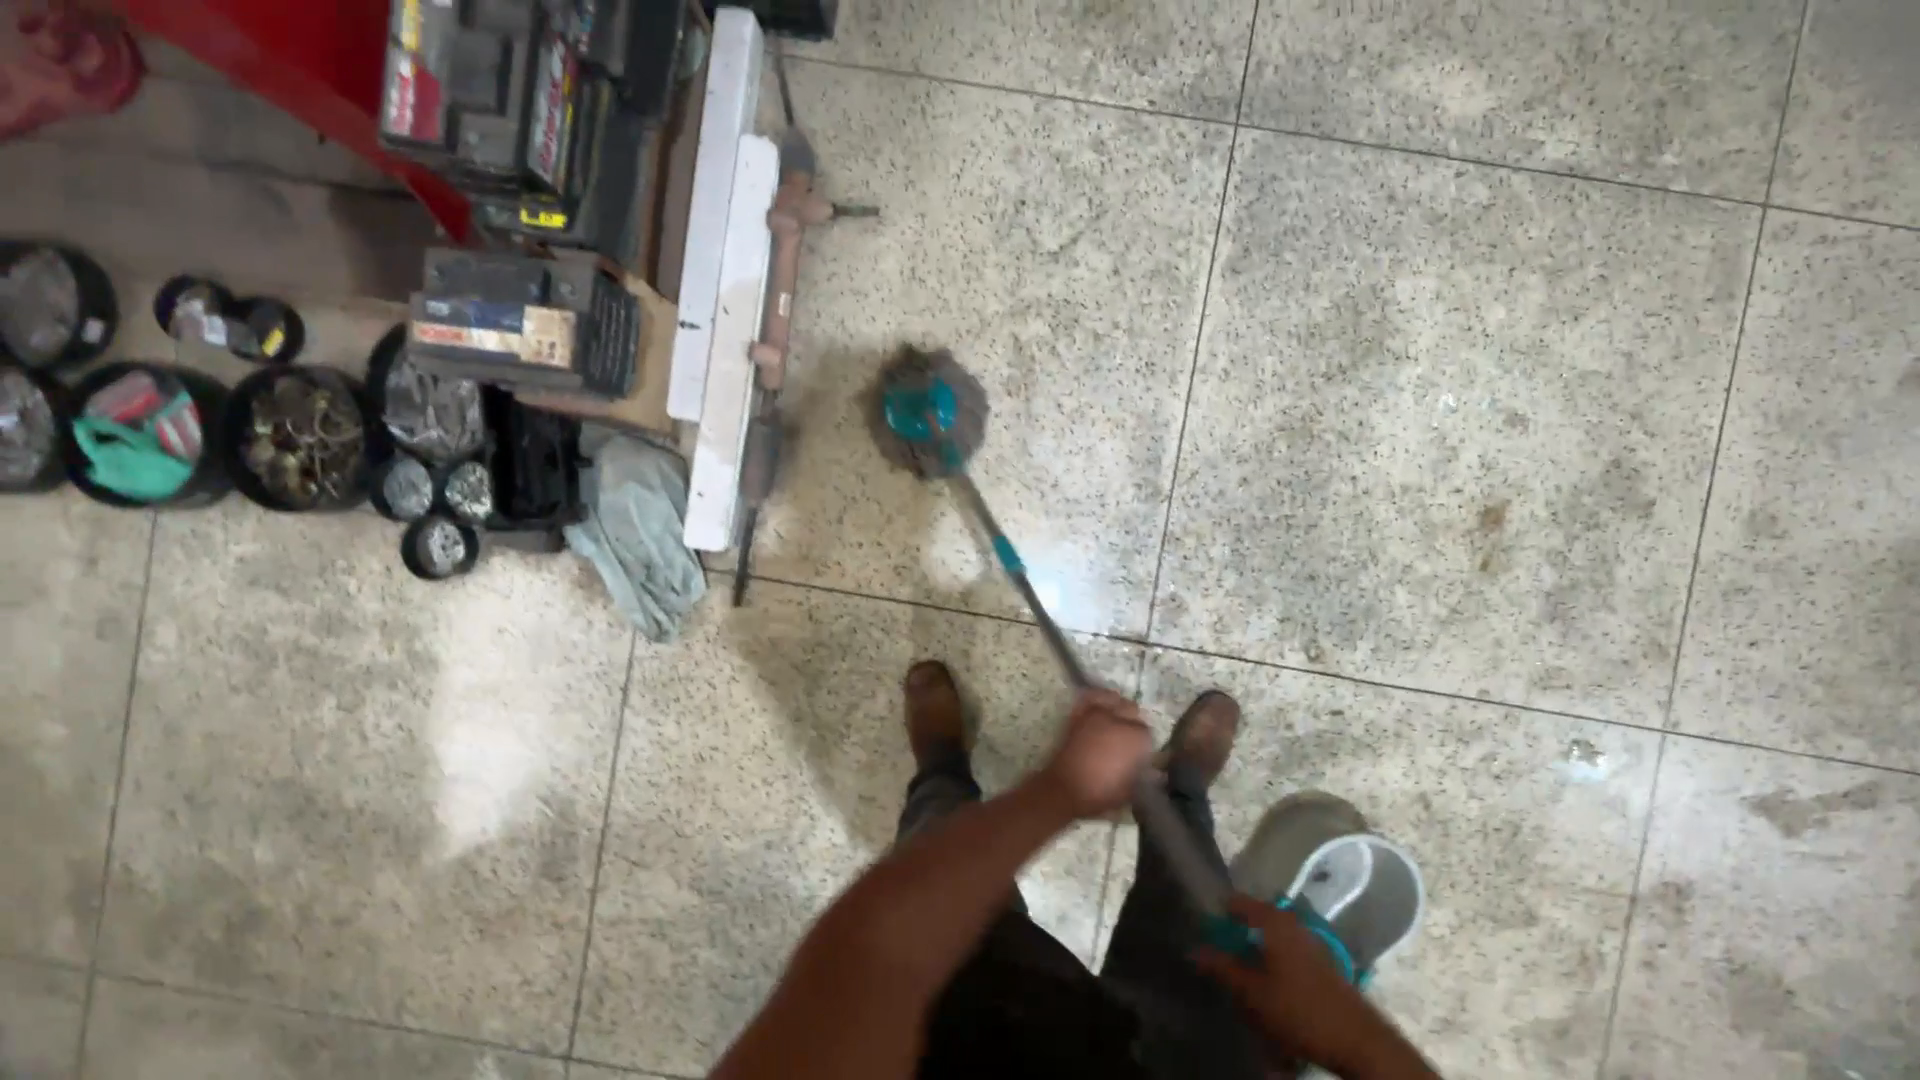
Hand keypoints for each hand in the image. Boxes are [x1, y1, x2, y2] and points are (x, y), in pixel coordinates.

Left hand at [1036, 687, 1151, 818]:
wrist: (1066, 788)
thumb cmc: (1101, 793)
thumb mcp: (1131, 790)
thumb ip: (1142, 772)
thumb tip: (1148, 766)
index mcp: (1136, 737)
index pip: (1147, 731)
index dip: (1143, 742)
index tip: (1138, 751)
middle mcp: (1119, 719)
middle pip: (1132, 711)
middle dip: (1132, 722)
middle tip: (1127, 737)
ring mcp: (1097, 713)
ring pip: (1114, 699)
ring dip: (1117, 707)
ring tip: (1115, 720)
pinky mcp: (1079, 714)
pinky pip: (1092, 697)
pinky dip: (1098, 698)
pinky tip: (1099, 707)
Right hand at [1193, 894, 1437, 1078]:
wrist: (1358, 1041)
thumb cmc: (1299, 1010)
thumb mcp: (1252, 993)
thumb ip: (1222, 968)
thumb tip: (1193, 949)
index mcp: (1274, 922)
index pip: (1238, 902)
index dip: (1218, 912)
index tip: (1202, 927)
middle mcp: (1294, 924)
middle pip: (1256, 920)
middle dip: (1237, 935)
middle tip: (1219, 954)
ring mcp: (1312, 943)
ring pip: (1273, 939)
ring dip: (1255, 953)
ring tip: (1241, 976)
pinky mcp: (1322, 964)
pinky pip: (1288, 955)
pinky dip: (1273, 965)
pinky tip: (1268, 988)